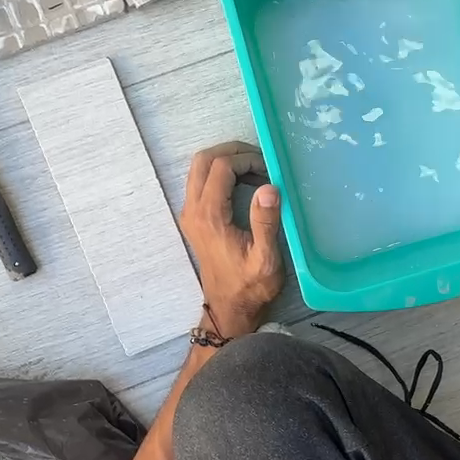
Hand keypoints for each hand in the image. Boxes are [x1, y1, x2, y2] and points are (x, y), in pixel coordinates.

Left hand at [180, 141, 283, 336]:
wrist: (229, 308)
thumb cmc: (251, 287)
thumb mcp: (265, 259)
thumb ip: (265, 222)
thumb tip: (269, 188)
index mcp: (210, 217)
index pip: (221, 167)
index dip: (246, 159)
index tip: (269, 169)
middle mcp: (193, 211)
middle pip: (203, 160)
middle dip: (232, 152)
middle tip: (261, 160)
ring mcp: (190, 213)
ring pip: (199, 168)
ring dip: (226, 161)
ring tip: (256, 170)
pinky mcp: (194, 218)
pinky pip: (201, 181)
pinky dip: (221, 173)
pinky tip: (245, 183)